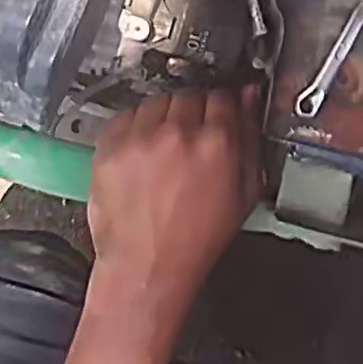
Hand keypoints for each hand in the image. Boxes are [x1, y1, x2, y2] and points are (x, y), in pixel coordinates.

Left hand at [40, 86, 263, 363]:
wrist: (145, 268)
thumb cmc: (194, 239)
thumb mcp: (242, 193)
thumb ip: (250, 138)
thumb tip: (249, 100)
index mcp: (216, 142)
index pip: (223, 96)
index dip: (222, 106)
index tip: (218, 113)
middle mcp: (178, 132)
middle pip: (190, 95)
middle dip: (192, 113)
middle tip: (189, 140)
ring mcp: (142, 135)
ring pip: (159, 101)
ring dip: (163, 118)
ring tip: (163, 150)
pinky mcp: (112, 141)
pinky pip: (129, 115)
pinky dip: (136, 128)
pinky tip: (142, 154)